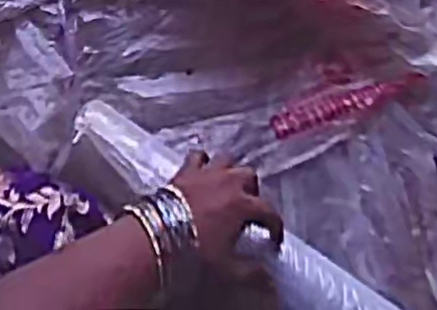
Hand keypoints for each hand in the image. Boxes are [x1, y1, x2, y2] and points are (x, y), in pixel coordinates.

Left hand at [169, 151, 282, 283]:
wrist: (161, 234)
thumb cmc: (197, 252)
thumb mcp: (228, 270)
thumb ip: (252, 273)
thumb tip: (269, 279)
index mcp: (243, 204)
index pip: (269, 211)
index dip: (275, 226)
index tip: (273, 239)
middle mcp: (229, 181)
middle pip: (250, 176)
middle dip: (253, 191)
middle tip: (249, 209)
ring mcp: (208, 171)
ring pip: (228, 160)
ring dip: (231, 171)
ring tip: (228, 187)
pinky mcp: (187, 168)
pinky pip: (199, 156)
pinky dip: (203, 162)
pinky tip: (203, 172)